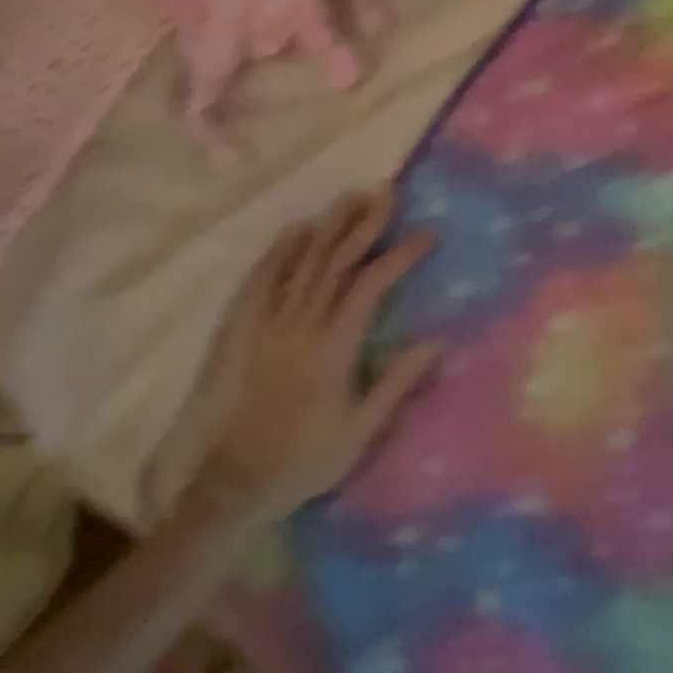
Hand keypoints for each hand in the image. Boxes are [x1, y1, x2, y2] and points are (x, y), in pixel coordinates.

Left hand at [200, 186, 437, 518]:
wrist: (233, 481)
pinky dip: (279, 252)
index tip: (428, 234)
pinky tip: (294, 230)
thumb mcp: (361, 430)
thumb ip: (397, 382)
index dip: (401, 255)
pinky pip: (260, 280)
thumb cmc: (305, 459)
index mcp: (335, 346)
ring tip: (348, 197)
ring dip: (326, 226)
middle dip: (364, 223)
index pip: (372, 284)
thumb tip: (438, 342)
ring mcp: (267, 323)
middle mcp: (301, 323)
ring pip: (300, 262)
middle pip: (335, 261)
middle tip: (386, 192)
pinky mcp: (240, 330)